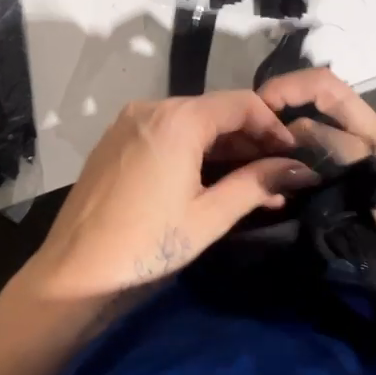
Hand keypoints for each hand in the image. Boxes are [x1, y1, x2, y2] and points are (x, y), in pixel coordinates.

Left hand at [6, 91, 319, 303]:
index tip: (295, 158)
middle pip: (214, 111)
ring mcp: (127, 123)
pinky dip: (191, 152)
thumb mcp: (209, 216)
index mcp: (177, 119)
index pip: (242, 103)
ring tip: (251, 187)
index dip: (275, 128)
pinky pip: (163, 135)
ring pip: (189, 124)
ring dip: (222, 149)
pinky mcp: (113, 142)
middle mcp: (150, 108)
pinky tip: (209, 183)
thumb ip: (256, 184)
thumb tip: (300, 169)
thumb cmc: (147, 244)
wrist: (75, 271)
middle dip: (250, 141)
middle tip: (278, 177)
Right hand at [256, 68, 375, 240]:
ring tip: (254, 151)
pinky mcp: (354, 178)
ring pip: (314, 126)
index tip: (258, 105)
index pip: (328, 87)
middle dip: (282, 103)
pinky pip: (318, 153)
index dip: (291, 86)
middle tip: (248, 130)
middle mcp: (368, 133)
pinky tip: (273, 170)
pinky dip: (293, 152)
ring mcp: (360, 156)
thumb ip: (340, 150)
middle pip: (318, 100)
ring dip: (284, 129)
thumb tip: (293, 127)